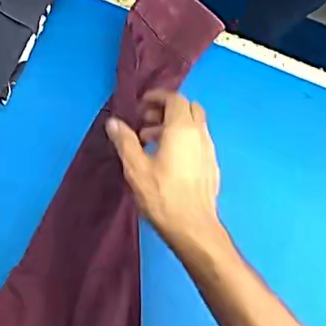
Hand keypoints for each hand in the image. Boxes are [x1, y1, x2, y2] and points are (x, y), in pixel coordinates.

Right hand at [106, 89, 227, 253]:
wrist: (193, 227)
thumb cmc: (162, 195)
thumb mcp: (135, 167)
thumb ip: (125, 141)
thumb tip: (114, 122)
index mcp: (182, 129)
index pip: (175, 99)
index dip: (157, 97)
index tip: (140, 105)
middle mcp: (200, 134)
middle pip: (188, 108)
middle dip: (166, 109)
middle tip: (144, 122)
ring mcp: (209, 150)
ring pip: (193, 125)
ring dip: (172, 125)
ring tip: (148, 142)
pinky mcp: (211, 166)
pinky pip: (197, 141)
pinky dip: (182, 139)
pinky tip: (165, 159)